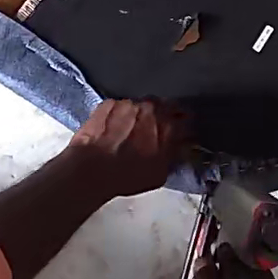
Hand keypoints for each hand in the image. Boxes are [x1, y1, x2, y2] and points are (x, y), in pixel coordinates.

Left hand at [61, 99, 188, 199]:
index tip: (183, 131)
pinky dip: (120, 114)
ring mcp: (129, 103)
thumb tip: (182, 146)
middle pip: (164, 105)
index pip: (186, 119)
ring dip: (140, 113)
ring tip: (132, 128)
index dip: (185, 125)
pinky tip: (114, 127)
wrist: (91, 169)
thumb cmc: (128, 175)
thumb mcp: (160, 173)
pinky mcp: (108, 103)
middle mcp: (151, 108)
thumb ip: (174, 154)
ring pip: (140, 104)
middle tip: (157, 128)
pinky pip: (120, 106)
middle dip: (164, 114)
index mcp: (168, 125)